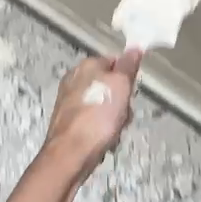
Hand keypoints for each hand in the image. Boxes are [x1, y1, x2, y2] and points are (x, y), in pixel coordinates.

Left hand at [41, 49, 143, 174]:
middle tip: (123, 116)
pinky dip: (98, 131)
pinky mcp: (65, 123)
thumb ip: (128, 65)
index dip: (126, 77)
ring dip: (112, 119)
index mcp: (86, 65)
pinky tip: (102, 142)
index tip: (131, 93)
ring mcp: (68, 102)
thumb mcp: (121, 85)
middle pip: (108, 86)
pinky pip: (90, 122)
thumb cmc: (99, 115)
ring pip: (101, 106)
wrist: (70, 154)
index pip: (114, 62)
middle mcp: (74, 79)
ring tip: (114, 133)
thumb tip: (135, 47)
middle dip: (120, 103)